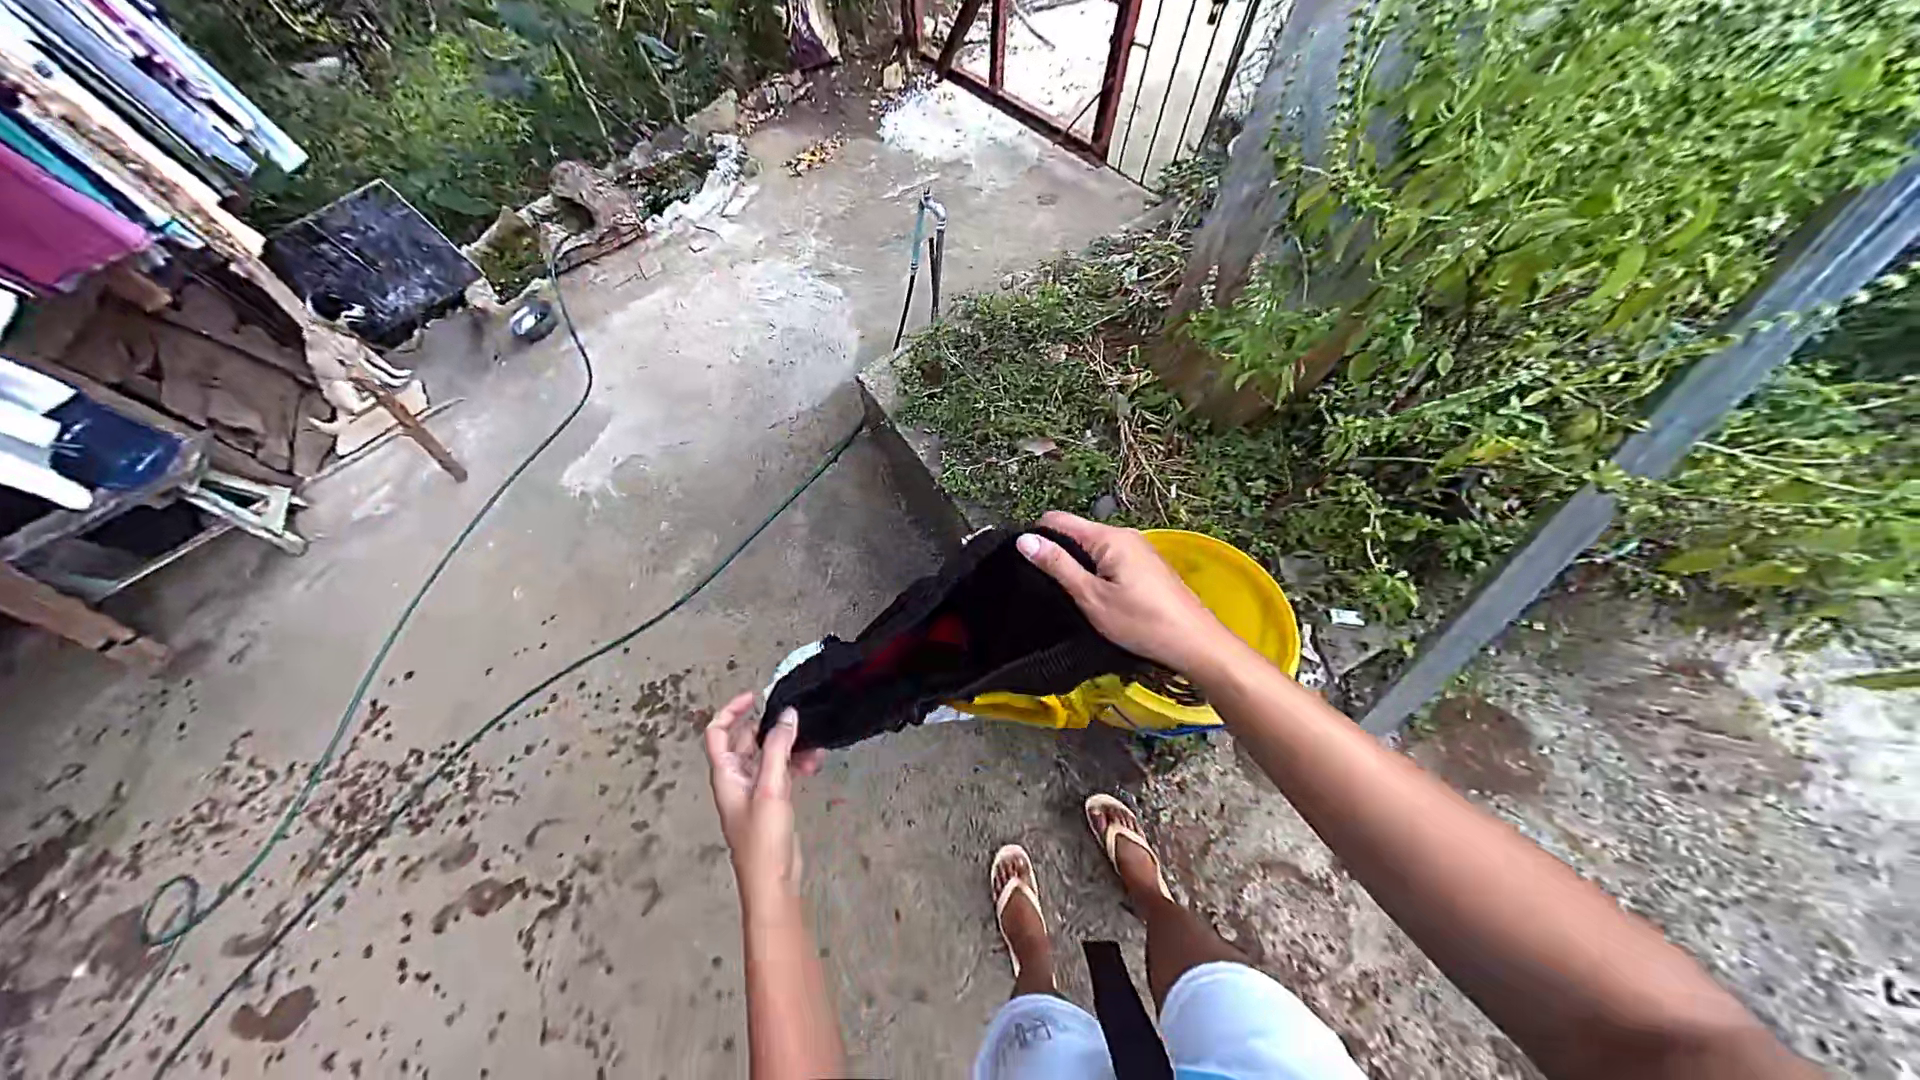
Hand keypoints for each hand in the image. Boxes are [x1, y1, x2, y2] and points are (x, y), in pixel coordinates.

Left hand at [704, 692, 824, 901]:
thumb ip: (777, 748)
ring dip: (788, 746)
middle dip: (769, 728)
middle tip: (793, 718)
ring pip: (768, 755)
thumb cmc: (763, 839)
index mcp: (725, 775)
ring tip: (813, 748)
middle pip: (746, 741)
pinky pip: (781, 771)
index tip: (756, 697)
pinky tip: (814, 764)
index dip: (732, 711)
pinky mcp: (772, 801)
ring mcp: (754, 791)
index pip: (718, 732)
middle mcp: (736, 780)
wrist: (773, 882)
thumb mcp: (771, 787)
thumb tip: (786, 715)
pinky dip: (795, 763)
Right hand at [1016, 510, 1239, 677]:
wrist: (1195, 643)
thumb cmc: (1142, 622)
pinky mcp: (1147, 565)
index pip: (1057, 520)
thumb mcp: (1090, 596)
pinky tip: (1100, 598)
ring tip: (1073, 597)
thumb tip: (1024, 539)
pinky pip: (1111, 558)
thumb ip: (1057, 565)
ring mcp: (1139, 549)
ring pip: (1094, 548)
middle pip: (1077, 532)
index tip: (1027, 565)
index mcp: (1108, 537)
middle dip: (1059, 553)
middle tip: (1050, 589)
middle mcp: (1125, 535)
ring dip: (1079, 566)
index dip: (1037, 537)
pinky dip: (1098, 573)